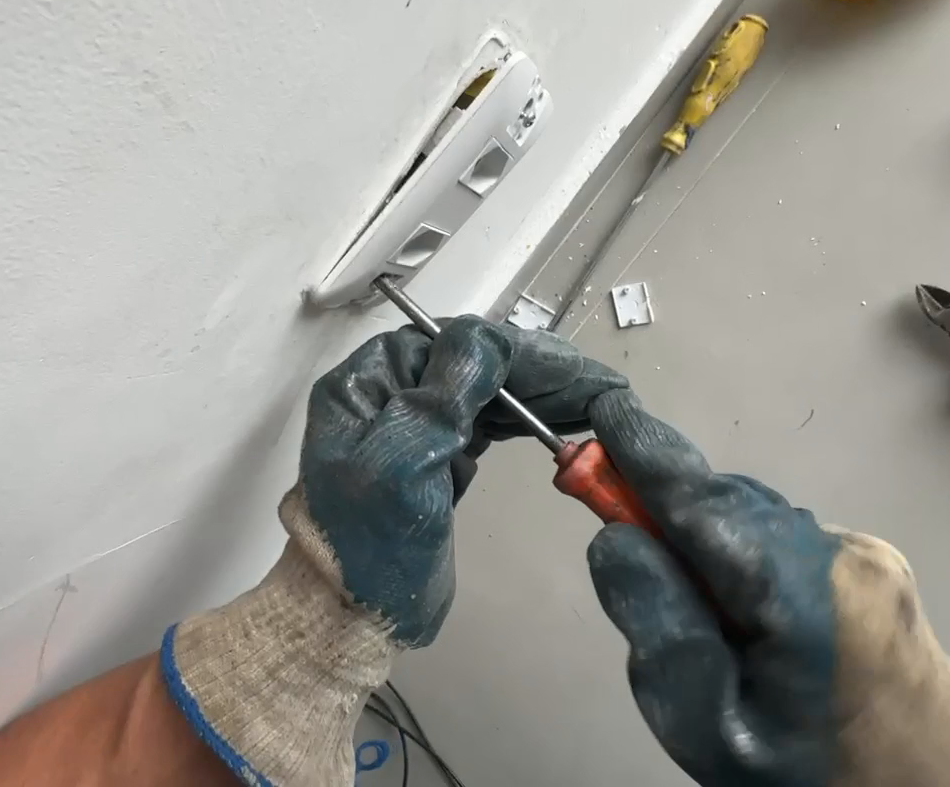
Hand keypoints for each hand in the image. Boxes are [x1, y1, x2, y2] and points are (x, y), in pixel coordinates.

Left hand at [162, 316, 622, 785]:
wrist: (352, 612)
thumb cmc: (367, 543)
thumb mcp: (401, 465)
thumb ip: (441, 397)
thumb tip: (486, 337)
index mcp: (369, 382)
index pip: (447, 344)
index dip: (507, 351)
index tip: (561, 366)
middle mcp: (390, 392)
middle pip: (471, 365)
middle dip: (533, 372)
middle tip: (596, 385)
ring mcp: (413, 423)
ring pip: (483, 393)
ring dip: (536, 395)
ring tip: (593, 400)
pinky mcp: (436, 455)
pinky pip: (484, 423)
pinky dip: (520, 421)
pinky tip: (556, 423)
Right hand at [584, 389, 949, 786]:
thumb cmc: (814, 772)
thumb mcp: (706, 723)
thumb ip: (654, 621)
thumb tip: (616, 537)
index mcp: (799, 588)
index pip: (696, 495)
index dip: (639, 448)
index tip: (602, 410)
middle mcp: (837, 550)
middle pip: (719, 502)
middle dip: (662, 506)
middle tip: (623, 542)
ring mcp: (864, 553)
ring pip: (748, 517)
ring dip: (703, 533)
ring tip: (698, 607)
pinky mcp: (872, 562)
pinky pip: (778, 535)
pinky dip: (741, 549)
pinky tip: (746, 609)